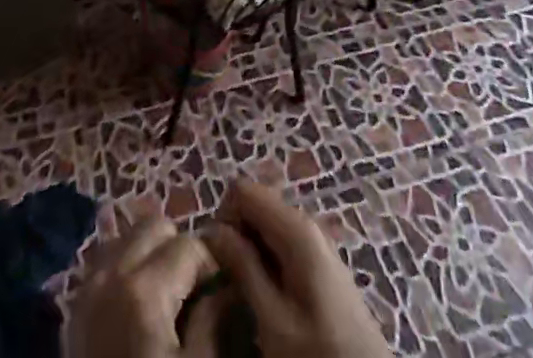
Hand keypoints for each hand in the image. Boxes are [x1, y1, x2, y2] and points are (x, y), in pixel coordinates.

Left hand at [71, 216, 223, 357]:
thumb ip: (213, 319)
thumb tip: (227, 287)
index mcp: (144, 289)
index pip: (190, 244)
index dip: (214, 265)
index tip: (225, 292)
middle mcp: (110, 273)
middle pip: (154, 225)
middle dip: (181, 247)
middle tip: (198, 288)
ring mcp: (87, 286)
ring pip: (126, 235)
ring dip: (152, 252)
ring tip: (172, 291)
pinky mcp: (75, 305)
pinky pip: (105, 260)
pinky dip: (127, 265)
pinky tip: (142, 299)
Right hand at [201, 181, 390, 357]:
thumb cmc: (319, 352)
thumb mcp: (272, 318)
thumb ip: (242, 267)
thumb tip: (212, 229)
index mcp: (296, 228)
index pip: (242, 190)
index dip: (224, 219)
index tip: (220, 258)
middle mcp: (307, 224)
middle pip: (255, 205)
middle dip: (236, 234)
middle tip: (230, 278)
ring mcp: (315, 242)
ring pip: (265, 226)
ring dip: (249, 250)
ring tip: (246, 289)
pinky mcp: (319, 261)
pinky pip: (280, 243)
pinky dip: (265, 260)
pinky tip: (267, 294)